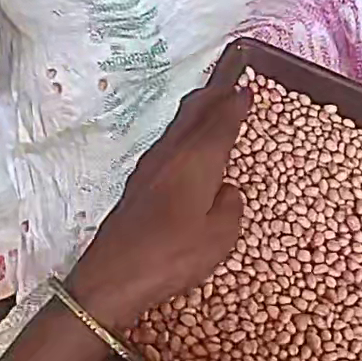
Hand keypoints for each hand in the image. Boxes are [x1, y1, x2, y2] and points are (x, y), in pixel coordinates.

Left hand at [68, 78, 249, 329]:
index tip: (247, 88)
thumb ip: (230, 207)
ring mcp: (150, 168)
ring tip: (212, 105)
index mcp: (196, 162)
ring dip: (197, 111)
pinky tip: (186, 145)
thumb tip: (228, 189)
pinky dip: (184, 133)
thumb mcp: (219, 238)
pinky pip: (168, 144)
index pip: (220, 123)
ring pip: (177, 126)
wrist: (114, 276)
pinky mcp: (138, 185)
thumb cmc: (172, 256)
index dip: (235, 105)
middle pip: (193, 113)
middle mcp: (171, 155)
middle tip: (230, 84)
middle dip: (214, 95)